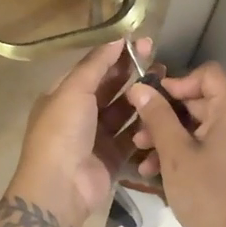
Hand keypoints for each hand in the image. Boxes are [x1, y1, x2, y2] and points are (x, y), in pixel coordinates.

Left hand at [10, 38, 148, 226]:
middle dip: (131, 73)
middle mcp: (79, 113)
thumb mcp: (74, 90)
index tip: (141, 43)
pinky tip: (160, 111)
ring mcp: (96, 137)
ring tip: (165, 82)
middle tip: (158, 60)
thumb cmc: (62, 131)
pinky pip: (131, 136)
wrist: (60, 188)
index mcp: (63, 94)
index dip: (115, 54)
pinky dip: (144, 125)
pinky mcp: (112, 157)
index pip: (92, 68)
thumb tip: (116, 37)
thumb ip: (96, 64)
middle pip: (109, 88)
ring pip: (123, 111)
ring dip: (141, 97)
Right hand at [126, 61, 225, 226]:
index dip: (179, 81)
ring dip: (166, 135)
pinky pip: (201, 147)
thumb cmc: (207, 193)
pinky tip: (151, 171)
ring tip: (140, 152)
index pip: (208, 75)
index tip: (154, 99)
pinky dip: (178, 153)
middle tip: (138, 129)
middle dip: (165, 113)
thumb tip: (140, 88)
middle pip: (198, 101)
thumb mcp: (175, 153)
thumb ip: (157, 116)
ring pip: (195, 127)